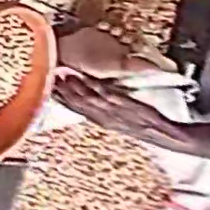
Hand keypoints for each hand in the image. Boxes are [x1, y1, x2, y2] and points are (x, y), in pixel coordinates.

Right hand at [54, 73, 193, 148]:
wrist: (167, 136)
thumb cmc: (140, 126)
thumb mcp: (116, 123)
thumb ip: (98, 110)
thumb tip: (81, 95)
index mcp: (99, 121)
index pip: (73, 108)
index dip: (58, 99)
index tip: (43, 87)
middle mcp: (102, 116)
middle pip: (76, 101)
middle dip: (60, 90)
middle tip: (47, 76)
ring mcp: (112, 110)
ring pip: (85, 96)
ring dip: (71, 86)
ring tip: (61, 73)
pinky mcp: (122, 103)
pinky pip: (102, 91)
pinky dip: (89, 83)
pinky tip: (81, 75)